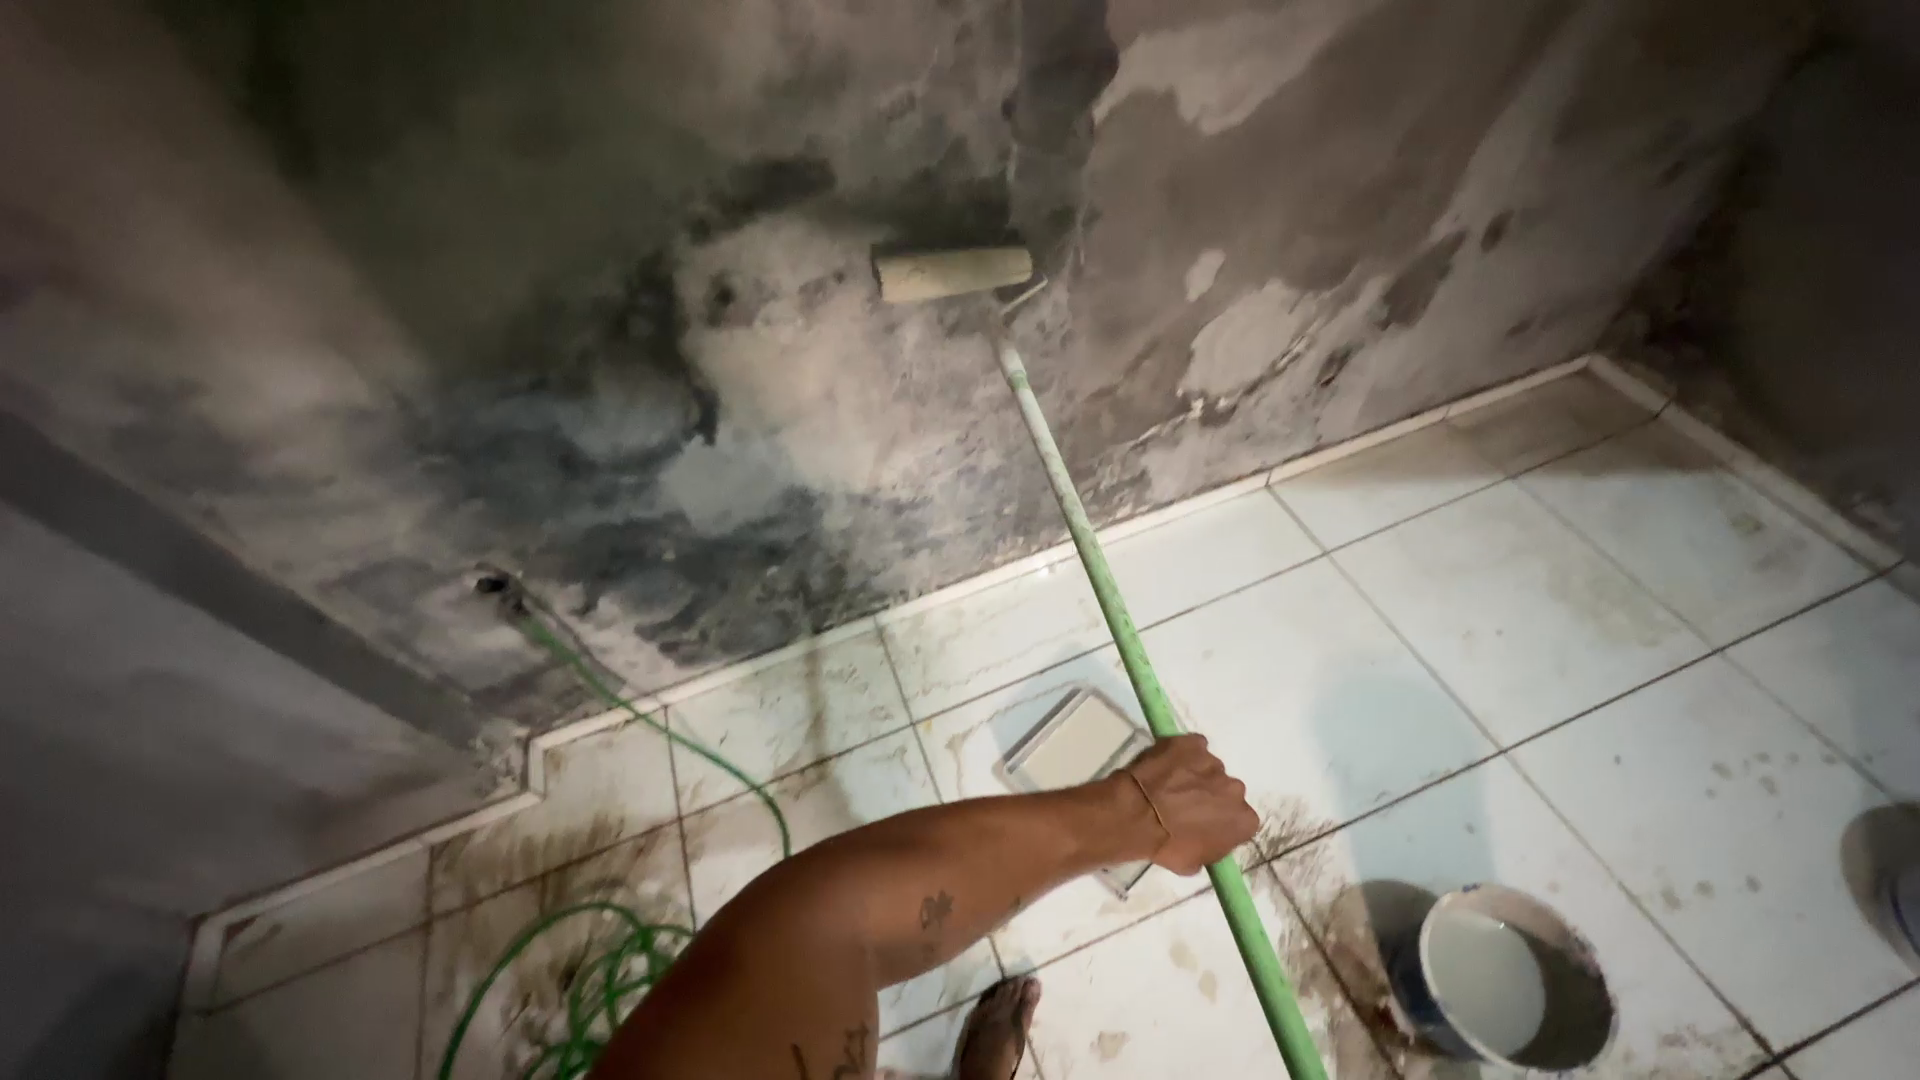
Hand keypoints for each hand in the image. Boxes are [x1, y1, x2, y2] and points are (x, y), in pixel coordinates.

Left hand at [1118, 734, 1257, 874]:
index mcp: (1244, 820)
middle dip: (1210, 795)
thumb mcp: (1195, 863)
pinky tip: (1166, 763)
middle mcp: (1235, 788)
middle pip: (1226, 790)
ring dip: (1194, 774)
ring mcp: (1212, 762)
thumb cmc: (1167, 846)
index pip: (1240, 819)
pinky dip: (1182, 753)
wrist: (1135, 814)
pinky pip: (1192, 746)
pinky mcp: (1191, 742)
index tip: (1204, 822)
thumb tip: (1207, 840)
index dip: (1221, 820)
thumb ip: (1212, 848)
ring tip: (1170, 782)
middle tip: (1185, 801)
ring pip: (1207, 767)